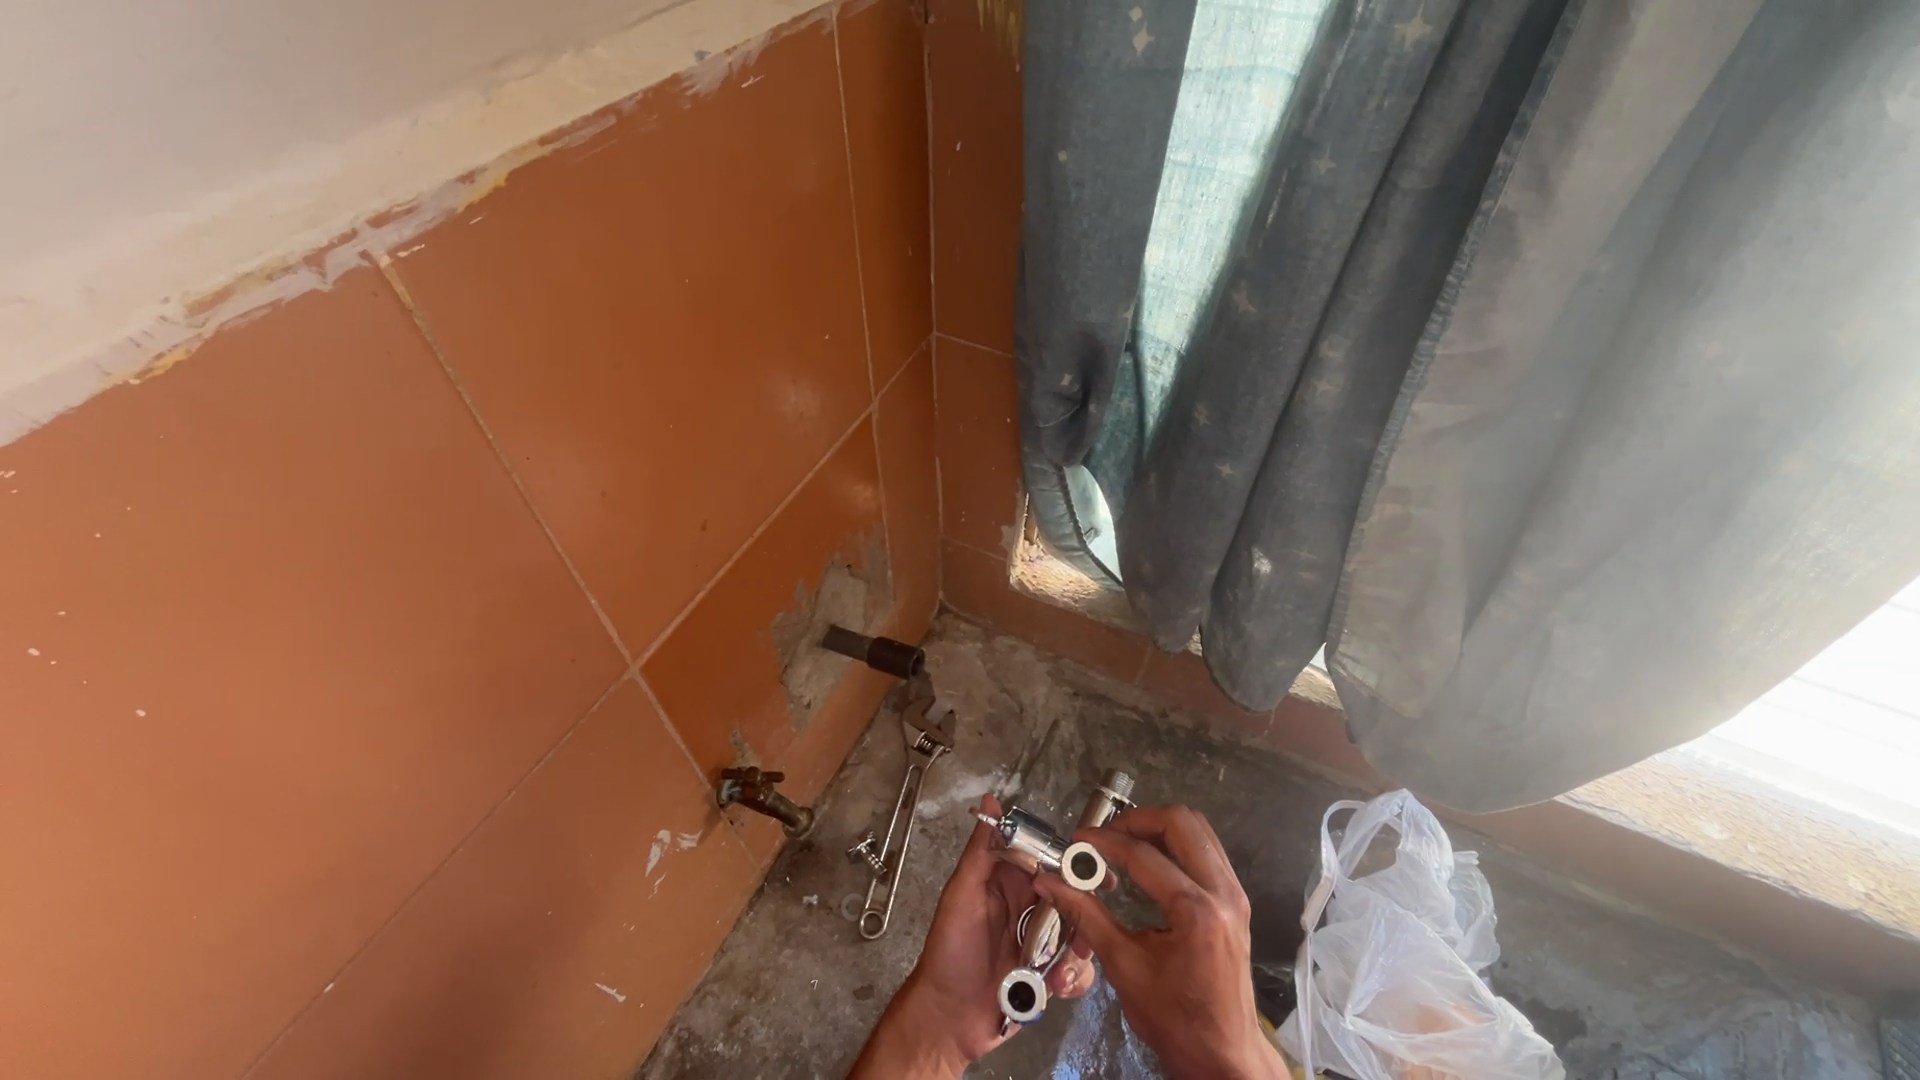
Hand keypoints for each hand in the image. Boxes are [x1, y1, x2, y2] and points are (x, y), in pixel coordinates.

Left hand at [849, 794, 1095, 1078]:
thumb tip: (991, 799)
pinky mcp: (1049, 973)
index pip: (1049, 860)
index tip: (1099, 875)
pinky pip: (1076, 969)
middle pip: (1073, 898)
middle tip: (1084, 934)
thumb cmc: (949, 951)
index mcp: (1008, 880)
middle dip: (1084, 916)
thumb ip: (981, 850)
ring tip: (1060, 970)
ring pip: (1080, 933)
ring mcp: (1041, 940)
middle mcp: (1029, 905)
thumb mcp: (961, 895)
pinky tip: (1057, 988)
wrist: (948, 1017)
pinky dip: (1073, 977)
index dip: (1075, 866)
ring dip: (1077, 951)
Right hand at [1035, 804, 1287, 1079]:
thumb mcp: (1123, 966)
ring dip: (1158, 827)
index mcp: (1195, 911)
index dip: (1104, 841)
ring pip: (1198, 829)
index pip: (1142, 855)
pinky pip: (1206, 849)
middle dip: (1137, 819)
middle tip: (1106, 836)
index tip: (1078, 841)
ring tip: (1124, 843)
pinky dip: (1176, 843)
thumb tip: (1048, 883)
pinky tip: (1149, 861)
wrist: (1223, 1055)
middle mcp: (1222, 892)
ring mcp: (1235, 894)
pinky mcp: (1236, 899)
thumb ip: (1085, 915)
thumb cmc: (1173, 1017)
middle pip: (1181, 822)